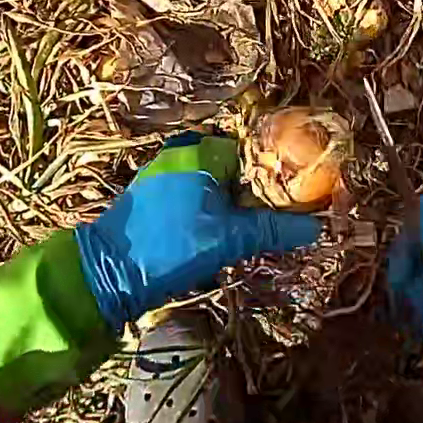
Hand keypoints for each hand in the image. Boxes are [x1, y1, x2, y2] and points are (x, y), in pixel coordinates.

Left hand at [77, 132, 320, 327]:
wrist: (107, 272)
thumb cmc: (172, 247)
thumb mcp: (228, 239)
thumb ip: (272, 229)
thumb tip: (315, 228)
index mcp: (202, 152)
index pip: (250, 150)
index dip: (270, 171)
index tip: (284, 193)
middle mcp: (181, 151)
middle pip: (231, 162)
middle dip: (248, 186)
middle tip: (264, 212)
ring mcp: (162, 169)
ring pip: (210, 176)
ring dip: (226, 197)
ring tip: (241, 223)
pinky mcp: (150, 189)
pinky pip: (190, 186)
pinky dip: (205, 202)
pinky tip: (212, 226)